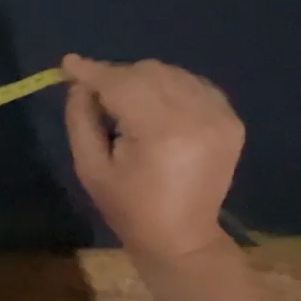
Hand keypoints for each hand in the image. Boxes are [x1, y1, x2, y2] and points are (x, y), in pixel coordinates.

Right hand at [61, 54, 243, 264]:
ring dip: (143, 80)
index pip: (121, 84)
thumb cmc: (128, 207)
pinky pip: (194, 84)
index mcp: (159, 132)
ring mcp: (219, 116)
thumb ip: (80, 120)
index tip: (68, 63)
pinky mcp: (231, 121)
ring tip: (127, 104)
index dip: (92, 71)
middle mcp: (196, 115)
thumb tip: (80, 85)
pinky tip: (157, 106)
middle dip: (117, 77)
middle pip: (147, 72)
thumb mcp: (90, 168)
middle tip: (97, 95)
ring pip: (171, 74)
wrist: (182, 237)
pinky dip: (170, 87)